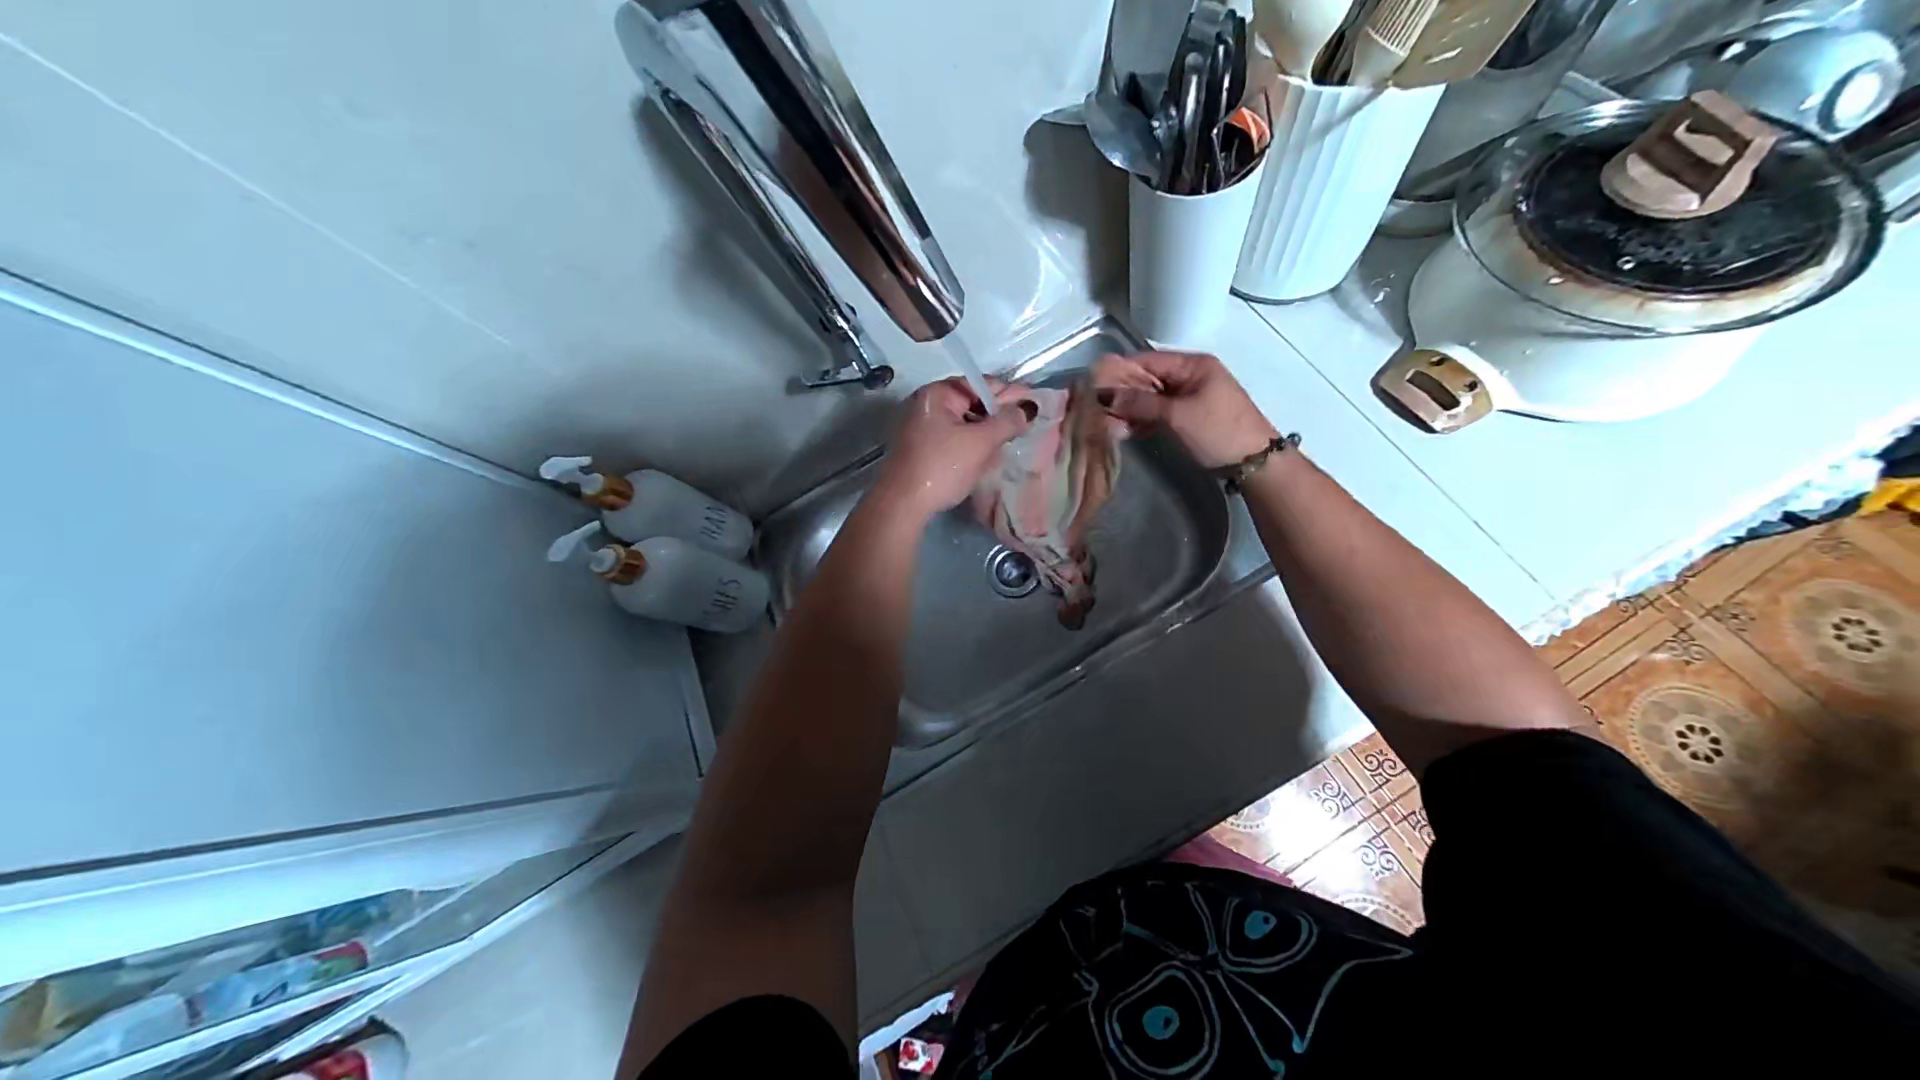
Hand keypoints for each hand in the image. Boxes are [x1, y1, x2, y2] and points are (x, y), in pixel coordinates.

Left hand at [873, 377, 1034, 518]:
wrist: (902, 505)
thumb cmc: (942, 467)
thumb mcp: (980, 443)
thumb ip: (1008, 422)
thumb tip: (1028, 407)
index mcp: (937, 393)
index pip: (981, 384)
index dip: (1010, 394)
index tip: (1034, 407)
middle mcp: (926, 404)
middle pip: (972, 403)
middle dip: (998, 416)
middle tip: (1023, 429)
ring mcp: (921, 427)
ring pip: (964, 423)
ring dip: (986, 434)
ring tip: (1007, 445)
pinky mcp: (921, 448)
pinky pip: (953, 439)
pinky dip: (971, 445)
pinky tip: (985, 459)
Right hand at [1094, 351, 1278, 468]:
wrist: (1255, 462)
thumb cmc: (1218, 432)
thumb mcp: (1177, 415)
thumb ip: (1141, 403)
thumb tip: (1105, 395)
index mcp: (1192, 364)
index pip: (1147, 359)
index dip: (1119, 371)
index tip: (1092, 384)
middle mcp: (1190, 375)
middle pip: (1148, 378)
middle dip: (1122, 392)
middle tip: (1096, 408)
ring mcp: (1191, 396)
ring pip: (1152, 397)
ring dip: (1131, 409)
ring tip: (1107, 423)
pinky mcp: (1190, 416)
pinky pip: (1160, 412)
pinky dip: (1144, 419)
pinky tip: (1126, 430)